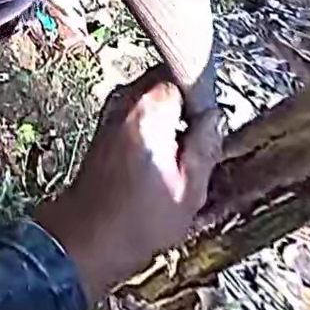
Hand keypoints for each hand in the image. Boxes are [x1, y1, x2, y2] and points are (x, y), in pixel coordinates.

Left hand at [34, 66, 220, 300]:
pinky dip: (154, 124)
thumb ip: (205, 144)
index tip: (213, 121)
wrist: (93, 232)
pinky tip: (162, 157)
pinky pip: (138, 110)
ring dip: (170, 115)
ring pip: (151, 96)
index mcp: (147, 109)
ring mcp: (111, 109)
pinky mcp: (106, 123)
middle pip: (165, 82)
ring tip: (182, 154)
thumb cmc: (140, 217)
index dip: (202, 98)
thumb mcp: (190, 187)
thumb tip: (216, 115)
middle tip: (202, 139)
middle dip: (186, 104)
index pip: (182, 77)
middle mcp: (124, 100)